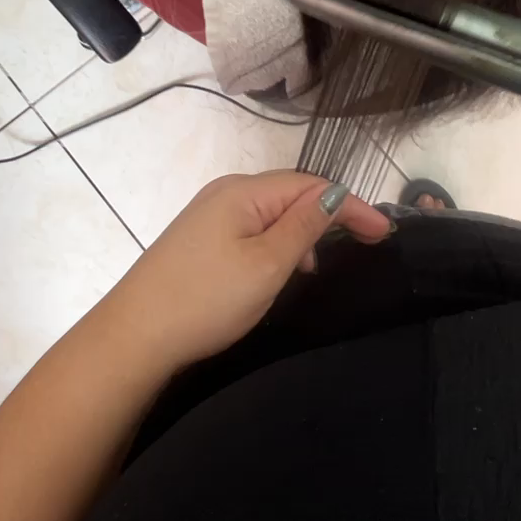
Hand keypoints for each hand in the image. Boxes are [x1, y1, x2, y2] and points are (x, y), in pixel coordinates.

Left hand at [92, 172, 391, 372]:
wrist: (135, 335)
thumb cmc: (207, 299)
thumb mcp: (266, 265)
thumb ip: (304, 226)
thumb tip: (333, 193)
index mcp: (244, 191)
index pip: (310, 185)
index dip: (350, 204)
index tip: (386, 232)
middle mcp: (226, 191)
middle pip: (291, 192)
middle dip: (330, 211)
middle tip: (366, 241)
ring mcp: (209, 214)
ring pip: (272, 211)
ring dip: (304, 229)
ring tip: (323, 263)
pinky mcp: (200, 237)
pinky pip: (252, 226)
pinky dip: (278, 241)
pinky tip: (283, 269)